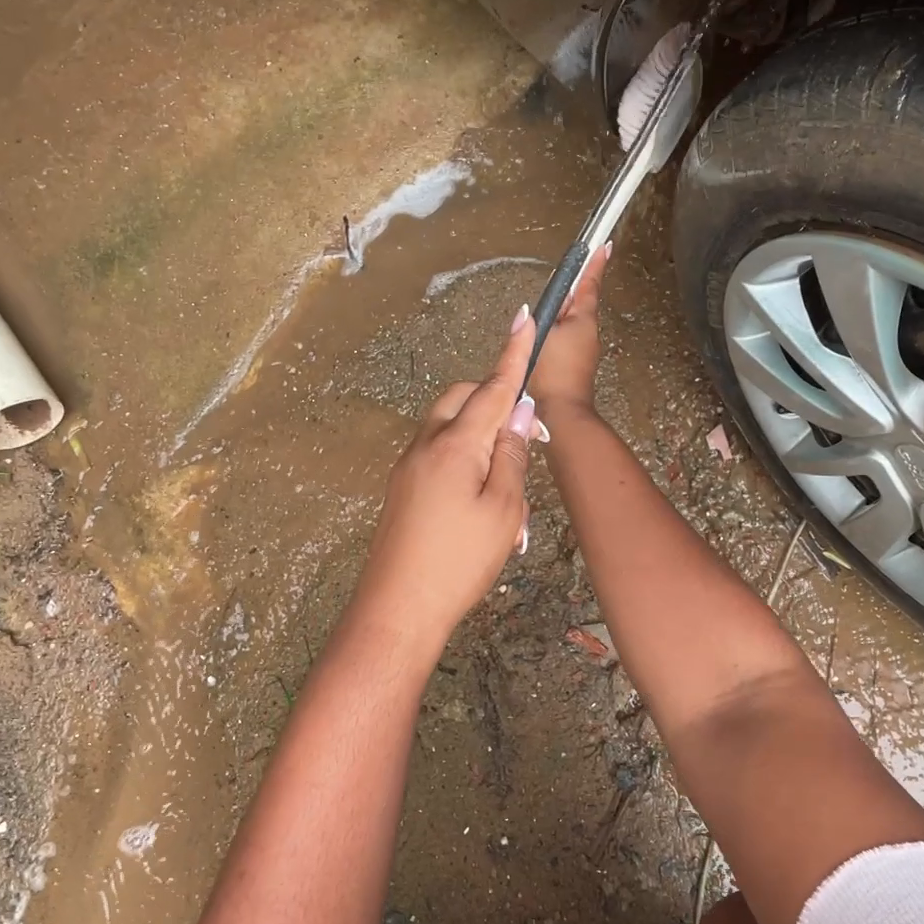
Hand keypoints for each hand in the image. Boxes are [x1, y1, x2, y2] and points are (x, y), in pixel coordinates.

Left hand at [350, 305, 540, 637]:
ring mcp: (409, 465)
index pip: (492, 386)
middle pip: (463, 398)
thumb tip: (518, 411)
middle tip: (525, 434)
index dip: (513, 352)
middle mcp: (426, 444)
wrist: (398, 608)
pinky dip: (463, 457)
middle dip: (493, 398)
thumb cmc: (459, 562)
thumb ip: (511, 454)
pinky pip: (438, 453)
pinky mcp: (403, 487)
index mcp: (456, 444)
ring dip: (480, 434)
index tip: (525, 315)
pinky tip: (481, 501)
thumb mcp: (503, 508)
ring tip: (507, 483)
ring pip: (450, 426)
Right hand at [527, 242, 610, 417]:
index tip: (604, 245)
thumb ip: (541, 317)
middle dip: (568, 292)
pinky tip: (542, 344)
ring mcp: (585, 350)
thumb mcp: (542, 335)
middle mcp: (589, 333)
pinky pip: (566, 340)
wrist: (562, 412)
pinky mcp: (577, 365)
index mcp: (583, 319)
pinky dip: (556, 335)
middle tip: (560, 283)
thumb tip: (538, 307)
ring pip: (570, 323)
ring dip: (558, 316)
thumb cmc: (553, 372)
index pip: (589, 284)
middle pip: (577, 303)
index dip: (595, 263)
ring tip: (542, 318)